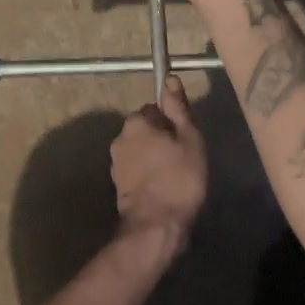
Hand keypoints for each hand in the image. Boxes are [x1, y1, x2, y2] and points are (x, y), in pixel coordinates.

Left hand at [110, 75, 207, 247]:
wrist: (156, 226)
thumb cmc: (179, 178)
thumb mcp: (189, 139)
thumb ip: (178, 108)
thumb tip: (170, 79)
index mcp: (136, 123)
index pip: (155, 109)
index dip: (173, 122)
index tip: (187, 139)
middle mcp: (119, 139)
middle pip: (145, 130)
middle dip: (161, 139)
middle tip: (184, 158)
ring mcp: (116, 164)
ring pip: (140, 151)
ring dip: (154, 157)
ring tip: (176, 176)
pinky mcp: (117, 185)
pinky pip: (136, 170)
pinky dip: (148, 175)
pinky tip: (164, 188)